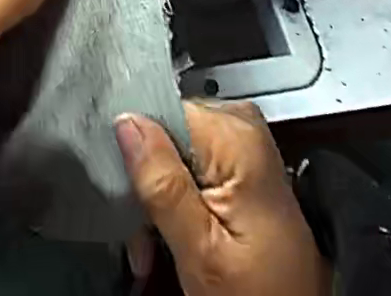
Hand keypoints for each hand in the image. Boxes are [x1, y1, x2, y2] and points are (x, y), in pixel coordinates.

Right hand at [116, 101, 331, 295]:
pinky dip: (177, 197)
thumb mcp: (201, 249)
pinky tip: (172, 233)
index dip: (135, 154)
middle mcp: (242, 124)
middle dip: (146, 184)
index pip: (161, 111)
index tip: (126, 199)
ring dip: (157, 196)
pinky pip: (192, 161)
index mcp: (236, 134)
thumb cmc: (264, 292)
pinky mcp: (241, 157)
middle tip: (141, 238)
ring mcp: (243, 139)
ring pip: (174, 149)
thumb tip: (128, 124)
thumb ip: (162, 184)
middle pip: (167, 131)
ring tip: (154, 246)